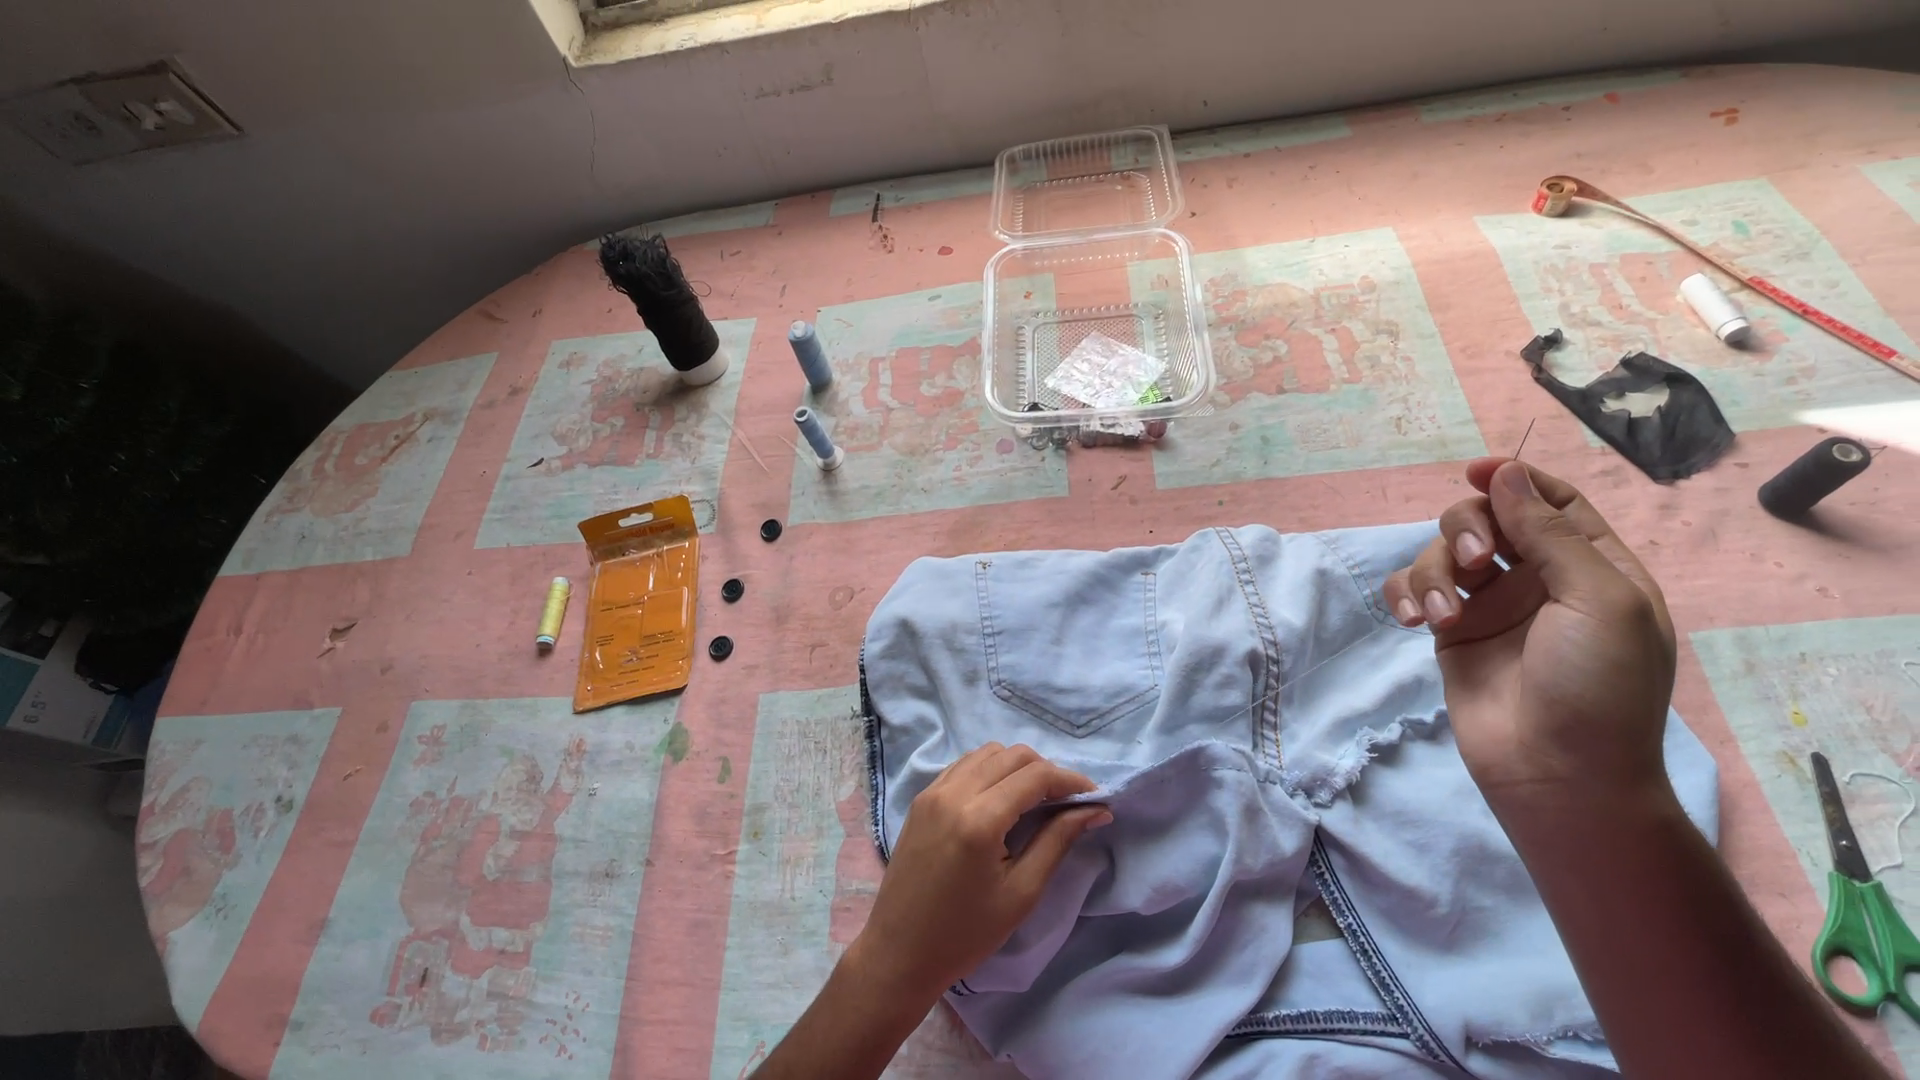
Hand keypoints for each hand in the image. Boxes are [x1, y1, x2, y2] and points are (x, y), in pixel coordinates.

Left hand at [848, 743, 1110, 1000]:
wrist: (900, 951)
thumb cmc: (966, 933)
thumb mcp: (1021, 892)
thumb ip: (1058, 841)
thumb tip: (1094, 810)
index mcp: (979, 818)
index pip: (1036, 775)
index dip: (1071, 781)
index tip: (1094, 799)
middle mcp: (954, 793)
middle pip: (1013, 755)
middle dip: (1046, 771)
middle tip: (1065, 804)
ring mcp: (933, 791)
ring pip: (987, 753)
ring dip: (1017, 767)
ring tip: (1035, 801)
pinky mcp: (922, 798)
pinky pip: (964, 765)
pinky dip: (990, 770)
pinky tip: (1000, 800)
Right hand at [1383, 459, 1676, 811]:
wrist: (1558, 773)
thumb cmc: (1599, 686)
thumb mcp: (1599, 598)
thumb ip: (1550, 533)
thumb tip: (1506, 474)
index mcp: (1590, 566)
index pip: (1552, 502)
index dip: (1516, 480)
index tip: (1478, 472)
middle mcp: (1536, 580)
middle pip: (1487, 519)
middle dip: (1470, 530)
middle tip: (1477, 563)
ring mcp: (1489, 607)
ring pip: (1443, 554)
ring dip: (1435, 573)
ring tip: (1443, 618)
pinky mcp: (1449, 635)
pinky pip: (1414, 592)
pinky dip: (1406, 594)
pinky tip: (1413, 619)